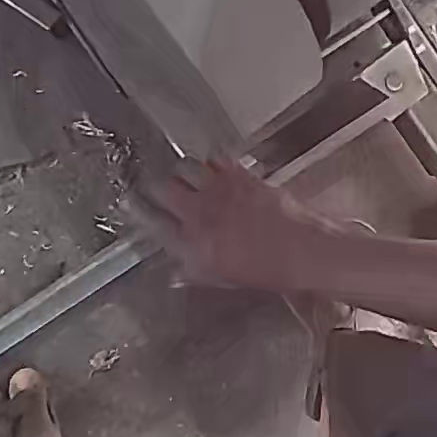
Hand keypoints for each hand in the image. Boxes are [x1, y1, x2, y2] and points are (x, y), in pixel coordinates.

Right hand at [142, 159, 330, 290]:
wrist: (303, 249)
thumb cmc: (267, 269)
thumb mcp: (225, 278)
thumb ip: (195, 271)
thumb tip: (177, 272)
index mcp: (192, 244)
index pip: (153, 221)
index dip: (139, 210)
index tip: (134, 203)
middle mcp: (200, 213)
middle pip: (163, 188)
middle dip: (157, 186)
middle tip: (159, 187)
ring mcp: (220, 190)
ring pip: (185, 167)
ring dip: (183, 170)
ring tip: (186, 175)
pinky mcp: (240, 175)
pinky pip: (214, 158)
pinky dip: (211, 161)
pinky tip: (215, 168)